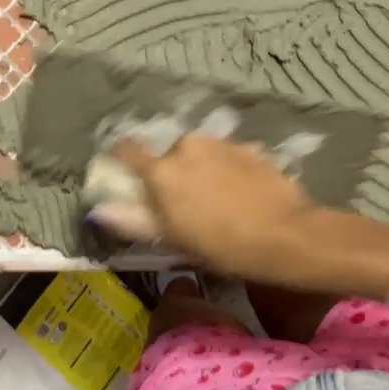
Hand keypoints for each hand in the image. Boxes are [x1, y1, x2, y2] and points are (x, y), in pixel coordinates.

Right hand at [99, 135, 315, 274]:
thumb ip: (133, 221)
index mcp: (162, 170)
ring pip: (200, 154)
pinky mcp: (250, 147)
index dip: (120, 158)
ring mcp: (221, 143)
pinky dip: (227, 171)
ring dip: (201, 171)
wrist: (287, 235)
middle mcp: (187, 145)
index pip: (127, 150)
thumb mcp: (174, 240)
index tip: (122, 172)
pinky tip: (242, 196)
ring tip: (218, 202)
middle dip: (172, 175)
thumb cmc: (223, 246)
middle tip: (185, 205)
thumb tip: (101, 210)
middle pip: (169, 156)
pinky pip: (228, 156)